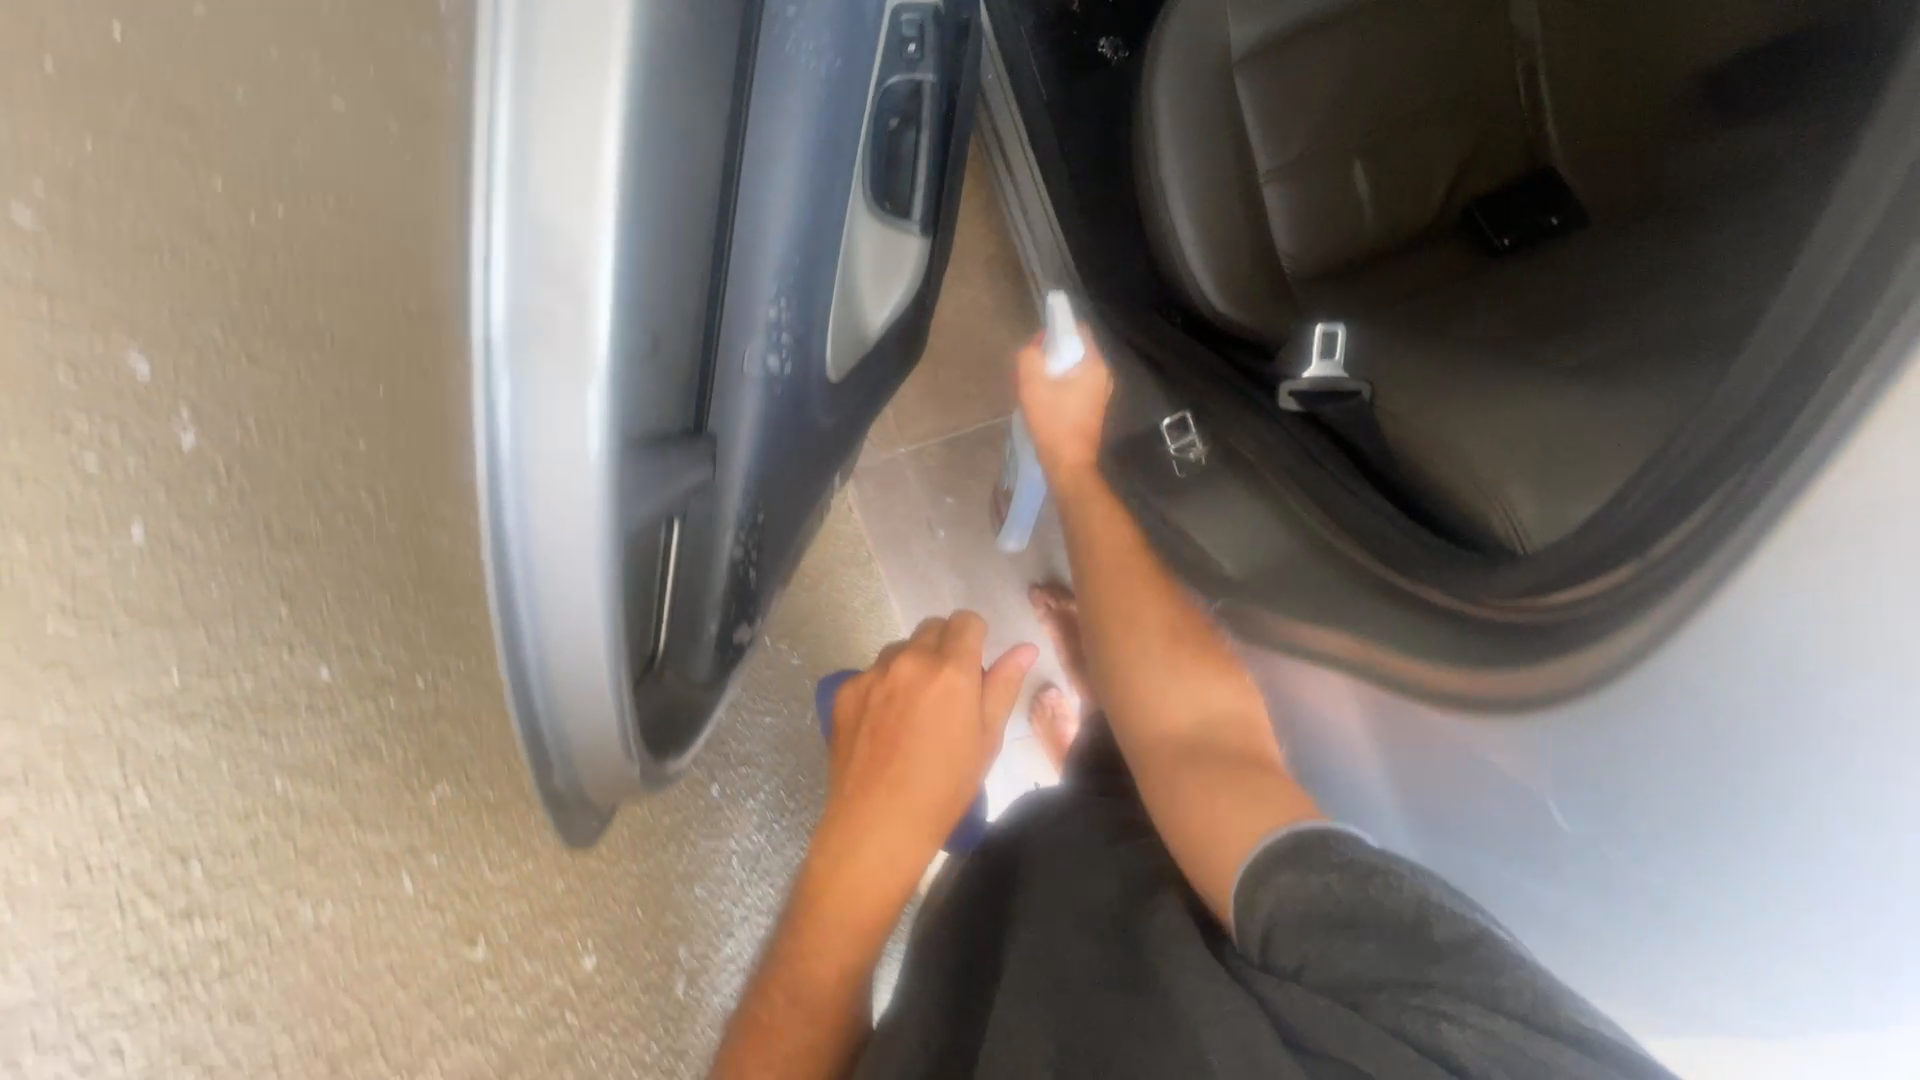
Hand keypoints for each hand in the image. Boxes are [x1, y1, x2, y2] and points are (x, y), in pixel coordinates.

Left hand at [813, 612, 1037, 892]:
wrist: (878, 824)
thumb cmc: (945, 788)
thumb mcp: (987, 739)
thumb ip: (1004, 685)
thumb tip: (1025, 649)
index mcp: (952, 670)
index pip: (966, 621)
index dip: (975, 638)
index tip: (974, 666)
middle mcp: (910, 660)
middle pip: (932, 627)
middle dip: (945, 647)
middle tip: (947, 691)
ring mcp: (872, 674)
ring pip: (900, 649)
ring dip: (912, 665)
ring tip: (913, 711)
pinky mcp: (845, 691)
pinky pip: (871, 673)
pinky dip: (882, 687)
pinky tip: (884, 726)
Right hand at [1016, 324, 1112, 486]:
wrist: (1068, 464)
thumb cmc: (1053, 423)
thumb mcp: (1032, 385)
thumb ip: (1028, 357)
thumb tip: (1032, 350)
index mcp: (1095, 365)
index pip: (1078, 330)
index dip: (1055, 331)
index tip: (1037, 344)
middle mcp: (1103, 376)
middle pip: (1074, 351)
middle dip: (1050, 355)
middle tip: (1029, 368)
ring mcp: (1100, 394)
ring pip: (1072, 371)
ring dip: (1051, 374)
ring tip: (1032, 386)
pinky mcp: (1092, 409)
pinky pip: (1073, 387)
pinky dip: (1058, 388)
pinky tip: (1042, 401)